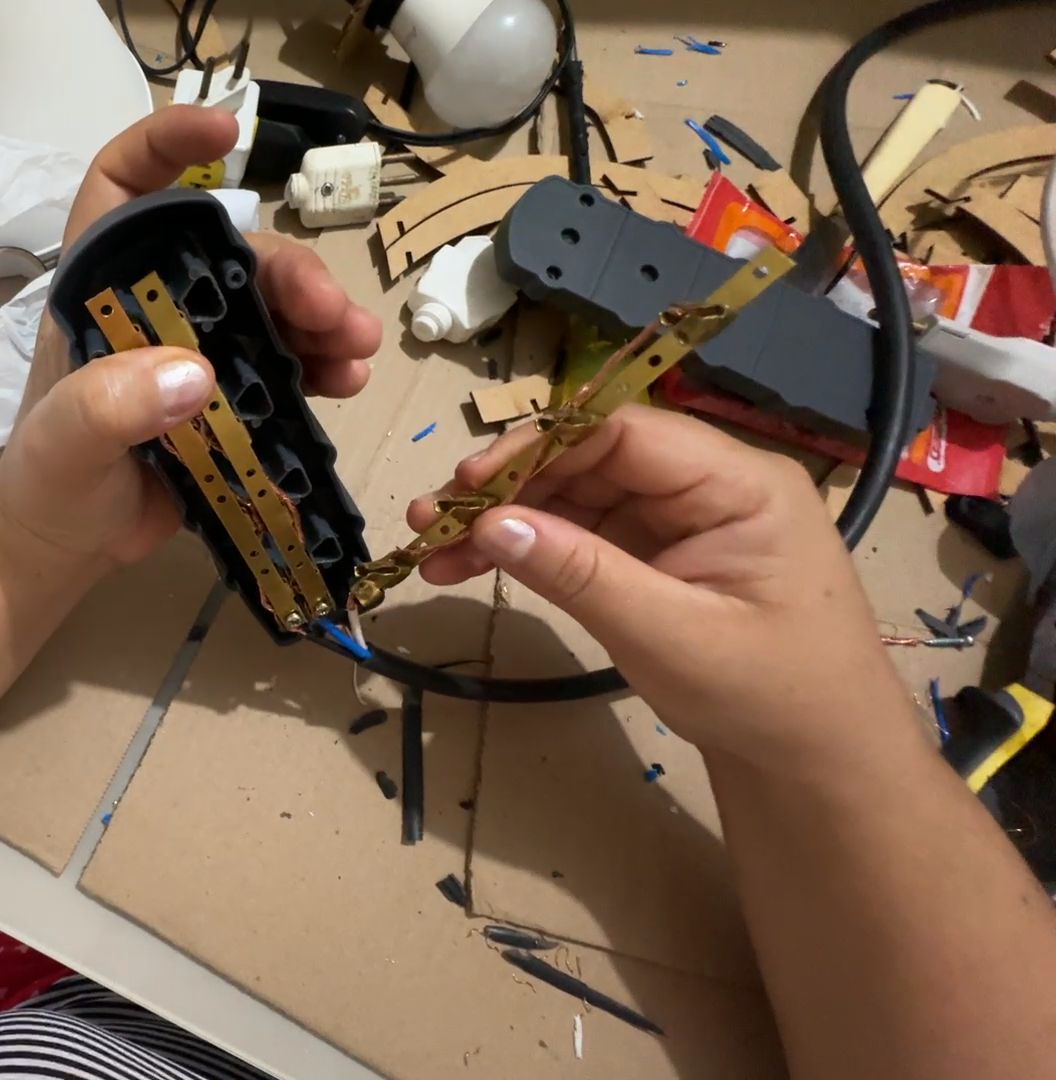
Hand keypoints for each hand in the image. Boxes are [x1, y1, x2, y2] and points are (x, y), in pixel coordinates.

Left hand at [0, 106, 381, 565]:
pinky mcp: (222, 403)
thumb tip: (195, 373)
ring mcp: (191, 357)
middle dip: (288, 274)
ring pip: (266, 313)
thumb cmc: (48, 486)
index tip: (227, 130)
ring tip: (356, 352)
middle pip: (228, 260)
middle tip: (334, 314)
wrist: (65, 546)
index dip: (165, 146)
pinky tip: (344, 383)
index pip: (120, 191)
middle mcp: (150, 313)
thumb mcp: (64, 445)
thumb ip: (108, 406)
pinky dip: (316, 369)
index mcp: (98, 297)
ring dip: (319, 322)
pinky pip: (280, 370)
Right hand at [412, 405, 916, 769]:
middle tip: (429, 519)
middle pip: (577, 461)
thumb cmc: (765, 695)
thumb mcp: (667, 634)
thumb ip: (577, 573)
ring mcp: (661, 519)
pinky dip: (511, 549)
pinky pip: (561, 533)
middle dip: (500, 489)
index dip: (537, 448)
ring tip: (429, 548)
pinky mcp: (635, 551)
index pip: (619, 434)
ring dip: (492, 521)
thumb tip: (488, 524)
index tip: (469, 483)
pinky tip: (459, 566)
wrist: (807, 759)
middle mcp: (693, 486)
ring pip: (559, 496)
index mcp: (733, 484)